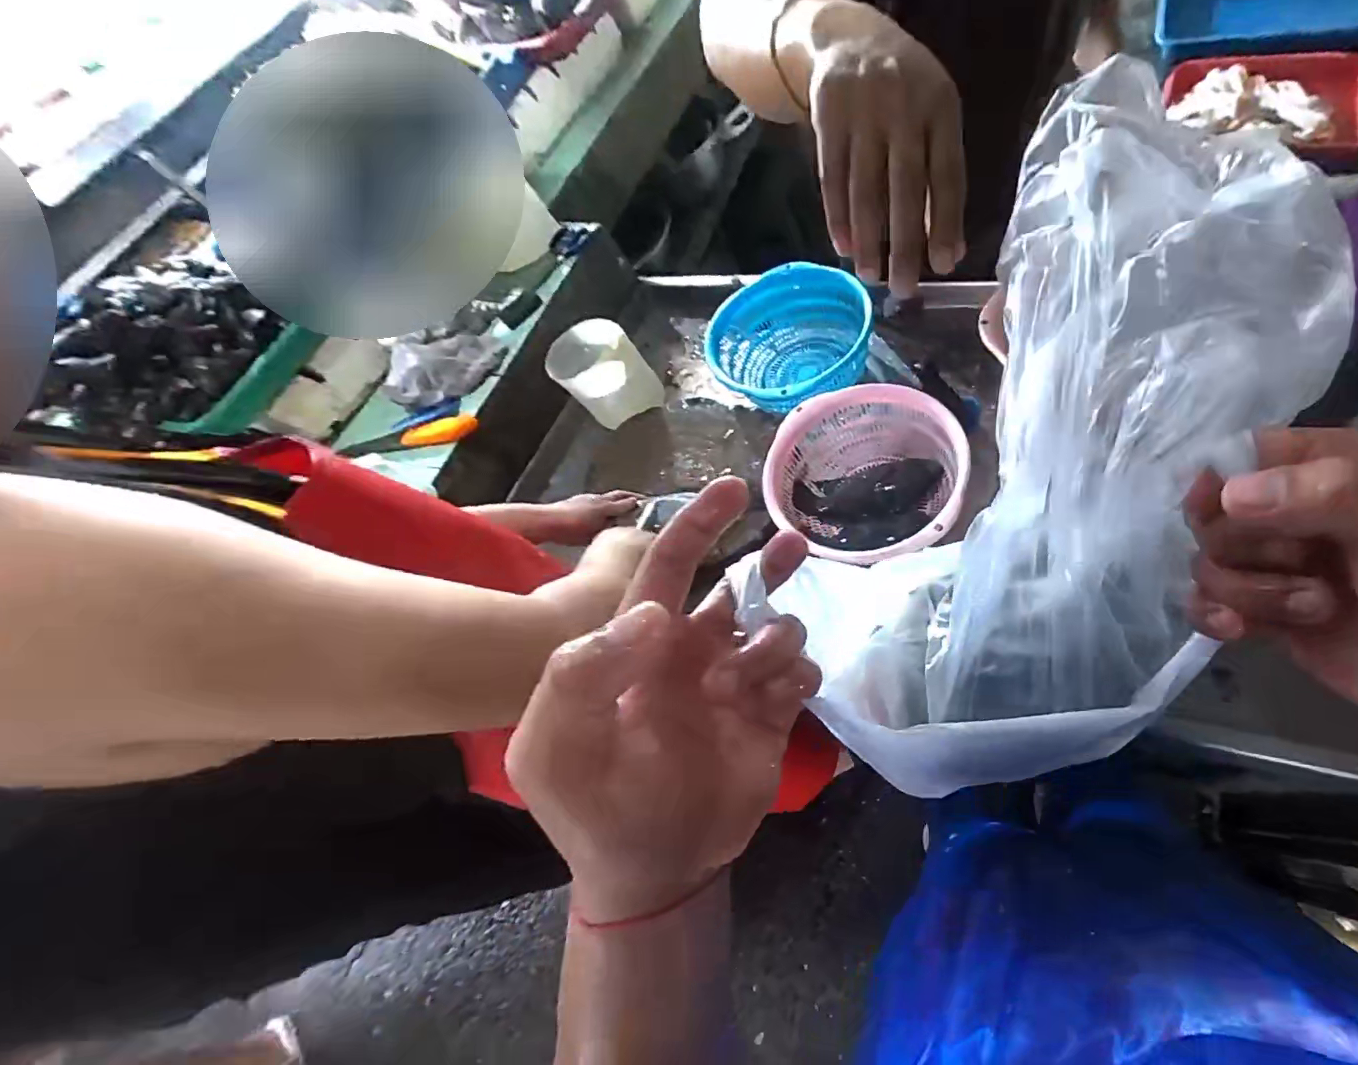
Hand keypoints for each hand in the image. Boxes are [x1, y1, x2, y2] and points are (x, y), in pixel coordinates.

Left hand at [508, 477, 819, 922]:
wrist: (649, 867)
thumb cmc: (589, 803)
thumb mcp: (556, 743)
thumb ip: (584, 671)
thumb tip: (654, 613)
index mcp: (643, 644)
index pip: (669, 567)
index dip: (698, 525)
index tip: (732, 489)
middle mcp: (694, 652)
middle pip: (742, 588)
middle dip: (769, 561)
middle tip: (792, 545)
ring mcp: (737, 684)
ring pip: (779, 628)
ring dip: (773, 638)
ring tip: (737, 683)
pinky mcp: (771, 718)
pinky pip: (802, 675)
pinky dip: (798, 674)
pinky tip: (777, 697)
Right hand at [777, 0, 966, 296]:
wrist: (849, 40)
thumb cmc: (903, 97)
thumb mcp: (932, 122)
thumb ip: (941, 180)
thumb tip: (950, 249)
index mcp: (940, 109)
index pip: (947, 174)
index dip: (945, 222)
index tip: (943, 265)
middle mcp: (903, 109)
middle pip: (905, 188)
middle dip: (904, 244)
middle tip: (904, 288)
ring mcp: (862, 112)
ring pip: (865, 189)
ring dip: (867, 239)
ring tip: (871, 277)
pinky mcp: (827, 119)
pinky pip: (832, 180)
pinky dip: (837, 217)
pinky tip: (843, 248)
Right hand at [1185, 428, 1357, 751]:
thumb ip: (1327, 495)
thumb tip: (1228, 493)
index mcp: (1343, 470)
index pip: (1249, 452)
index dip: (1222, 478)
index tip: (1219, 509)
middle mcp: (1303, 512)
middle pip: (1217, 509)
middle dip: (1242, 542)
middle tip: (1298, 561)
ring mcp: (1284, 564)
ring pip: (1210, 559)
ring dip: (1246, 587)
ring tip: (1311, 609)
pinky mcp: (1270, 611)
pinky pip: (1206, 600)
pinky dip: (1212, 614)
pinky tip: (1237, 631)